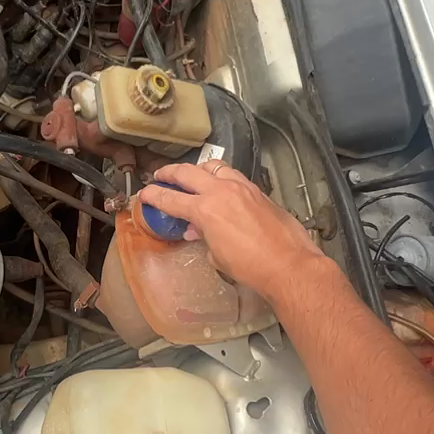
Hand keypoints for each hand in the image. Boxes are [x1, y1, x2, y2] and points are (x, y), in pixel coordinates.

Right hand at [136, 160, 336, 305]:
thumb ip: (203, 237)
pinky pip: (233, 175)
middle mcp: (221, 191)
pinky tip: (220, 185)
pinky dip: (220, 176)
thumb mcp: (217, 256)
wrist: (289, 264)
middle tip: (160, 175)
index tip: (144, 194)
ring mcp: (241, 187)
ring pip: (213, 166)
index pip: (171, 199)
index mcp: (205, 210)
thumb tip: (195, 230)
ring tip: (192, 176)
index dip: (153, 196)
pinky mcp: (257, 191)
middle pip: (187, 172)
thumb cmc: (250, 267)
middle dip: (170, 173)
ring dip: (198, 169)